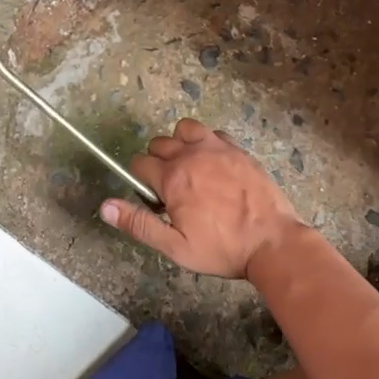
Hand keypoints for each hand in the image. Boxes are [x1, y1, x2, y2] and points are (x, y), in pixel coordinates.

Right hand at [101, 118, 311, 277]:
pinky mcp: (238, 149)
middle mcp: (191, 155)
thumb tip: (105, 207)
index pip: (140, 164)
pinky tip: (214, 165)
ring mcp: (216, 148)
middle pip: (159, 144)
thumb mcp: (176, 246)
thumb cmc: (223, 249)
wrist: (273, 243)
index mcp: (172, 177)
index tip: (157, 201)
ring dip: (180, 144)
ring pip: (184, 129)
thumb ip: (138, 224)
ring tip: (190, 168)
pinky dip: (207, 143)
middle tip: (173, 190)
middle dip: (158, 163)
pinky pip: (212, 133)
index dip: (142, 182)